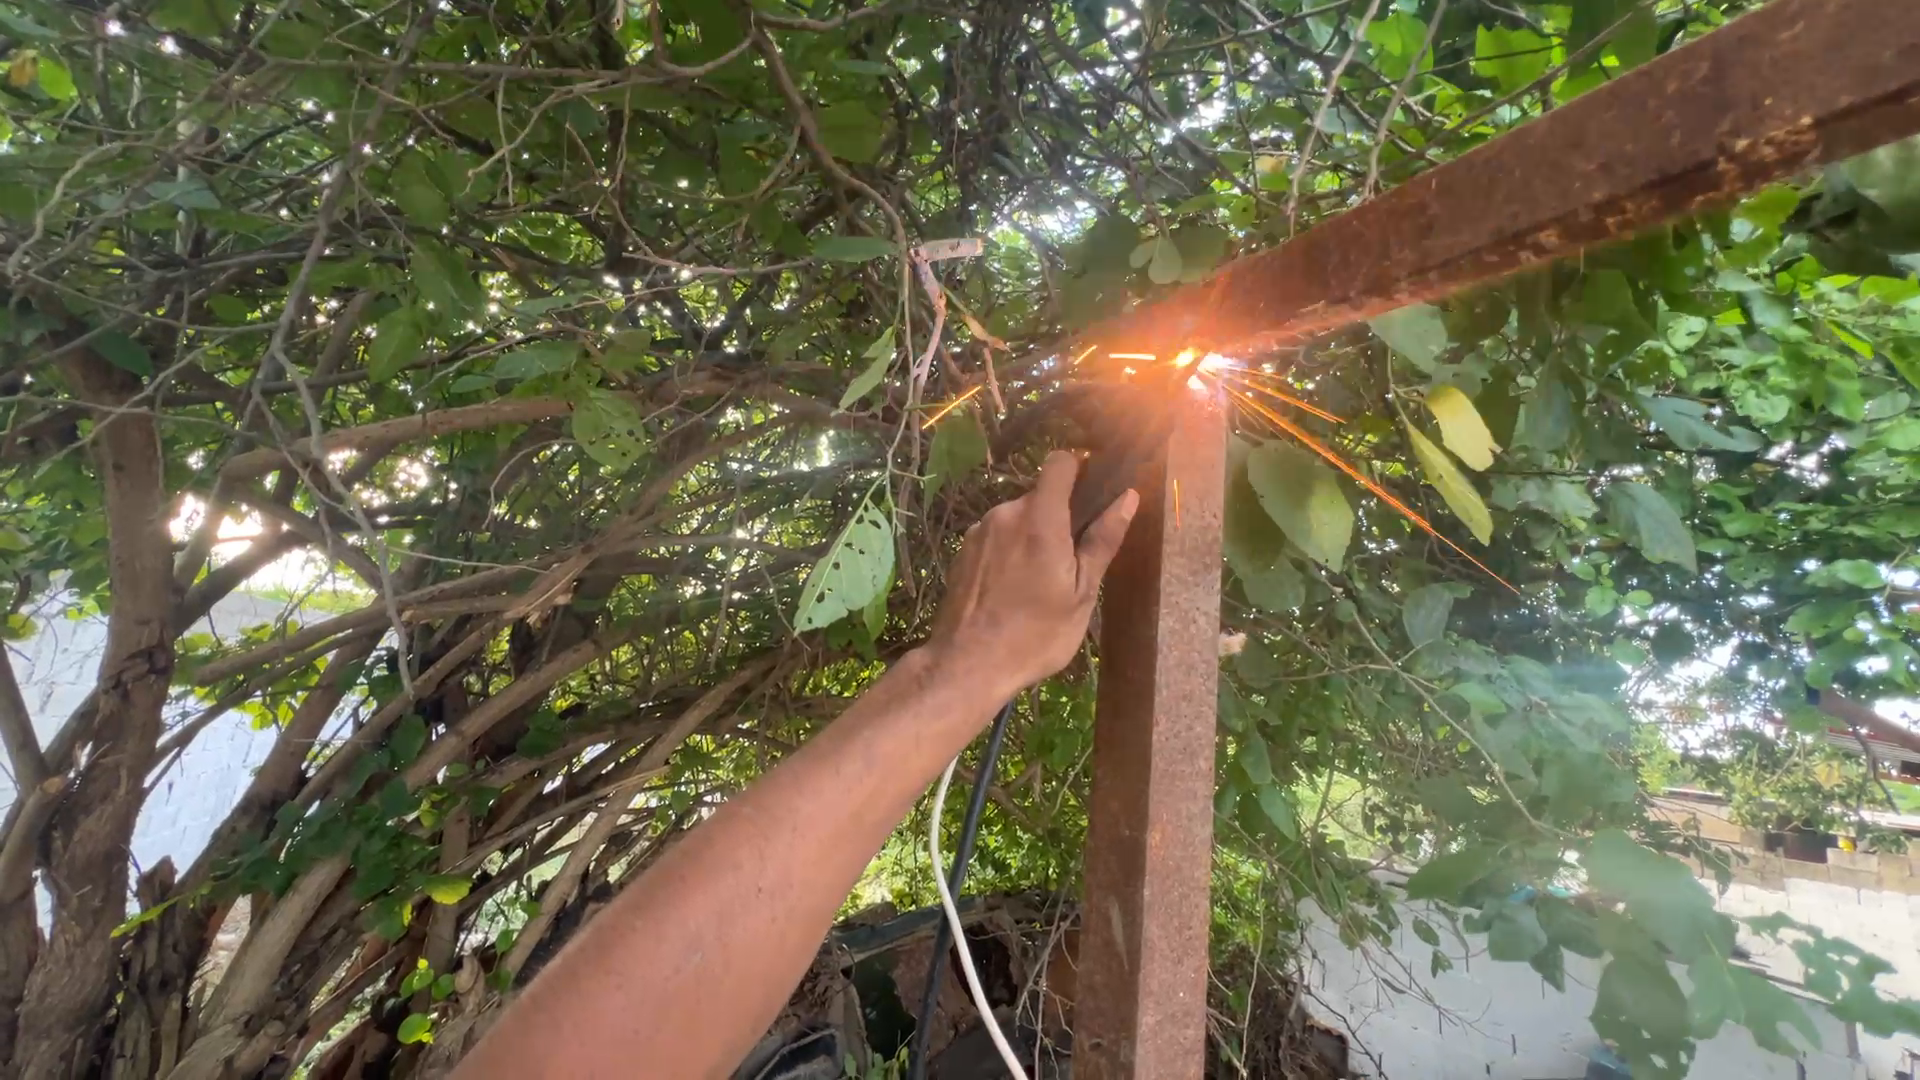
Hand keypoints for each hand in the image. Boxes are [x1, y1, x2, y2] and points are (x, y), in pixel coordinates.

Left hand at [925, 451, 1138, 696]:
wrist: (967, 664)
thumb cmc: (1035, 634)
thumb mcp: (1081, 593)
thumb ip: (1102, 541)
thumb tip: (1127, 497)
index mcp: (1039, 518)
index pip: (1060, 463)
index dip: (1079, 470)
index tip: (1091, 498)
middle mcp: (1005, 514)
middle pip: (1040, 497)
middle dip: (1058, 519)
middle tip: (1069, 565)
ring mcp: (979, 531)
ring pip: (1017, 519)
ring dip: (1032, 538)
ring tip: (1038, 585)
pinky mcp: (963, 550)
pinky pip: (996, 537)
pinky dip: (1009, 552)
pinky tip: (1011, 591)